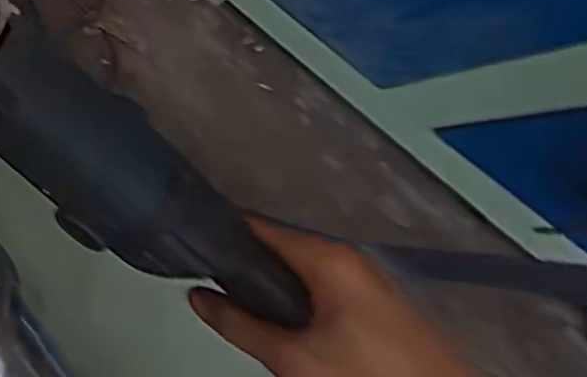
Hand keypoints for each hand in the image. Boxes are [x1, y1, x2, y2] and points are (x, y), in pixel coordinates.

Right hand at [190, 219, 478, 376]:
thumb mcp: (296, 361)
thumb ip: (240, 324)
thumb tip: (199, 298)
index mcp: (327, 255)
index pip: (252, 225)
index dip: (221, 239)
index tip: (200, 256)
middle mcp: (350, 259)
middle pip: (278, 250)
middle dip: (254, 275)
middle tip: (233, 302)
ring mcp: (372, 283)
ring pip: (303, 274)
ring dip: (281, 295)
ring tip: (269, 325)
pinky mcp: (386, 310)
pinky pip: (329, 292)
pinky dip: (309, 308)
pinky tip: (306, 338)